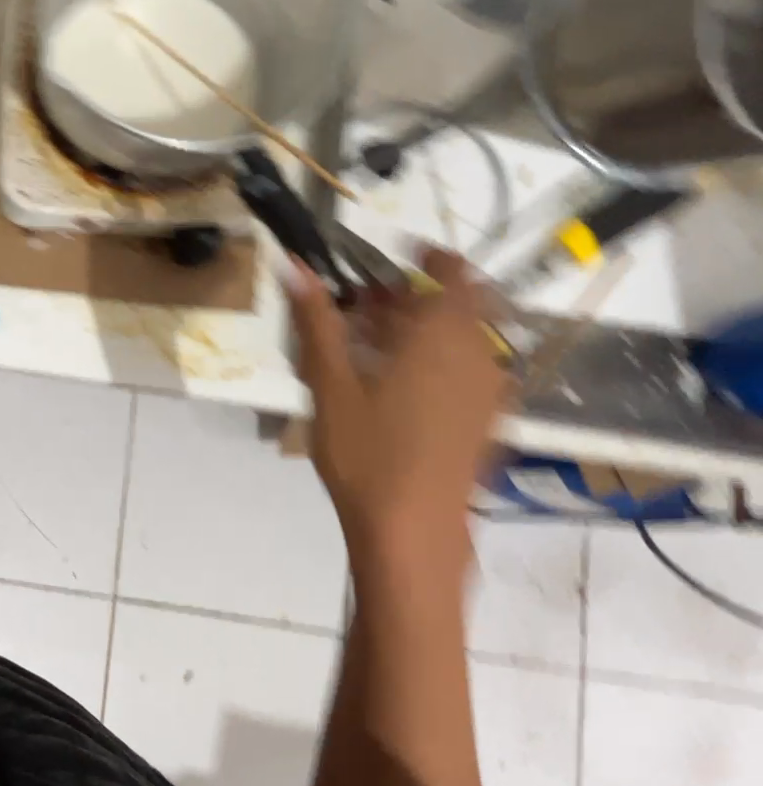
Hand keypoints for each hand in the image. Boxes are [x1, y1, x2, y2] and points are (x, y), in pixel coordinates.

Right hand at [285, 249, 510, 582]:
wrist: (414, 528)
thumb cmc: (366, 452)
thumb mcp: (330, 384)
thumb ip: (316, 322)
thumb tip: (294, 265)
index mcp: (444, 336)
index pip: (453, 273)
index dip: (426, 258)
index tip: (389, 257)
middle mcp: (480, 354)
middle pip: (457, 306)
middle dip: (413, 299)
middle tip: (363, 306)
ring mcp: (490, 390)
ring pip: (463, 339)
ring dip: (423, 330)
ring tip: (372, 346)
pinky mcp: (487, 420)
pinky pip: (468, 370)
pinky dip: (436, 360)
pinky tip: (395, 386)